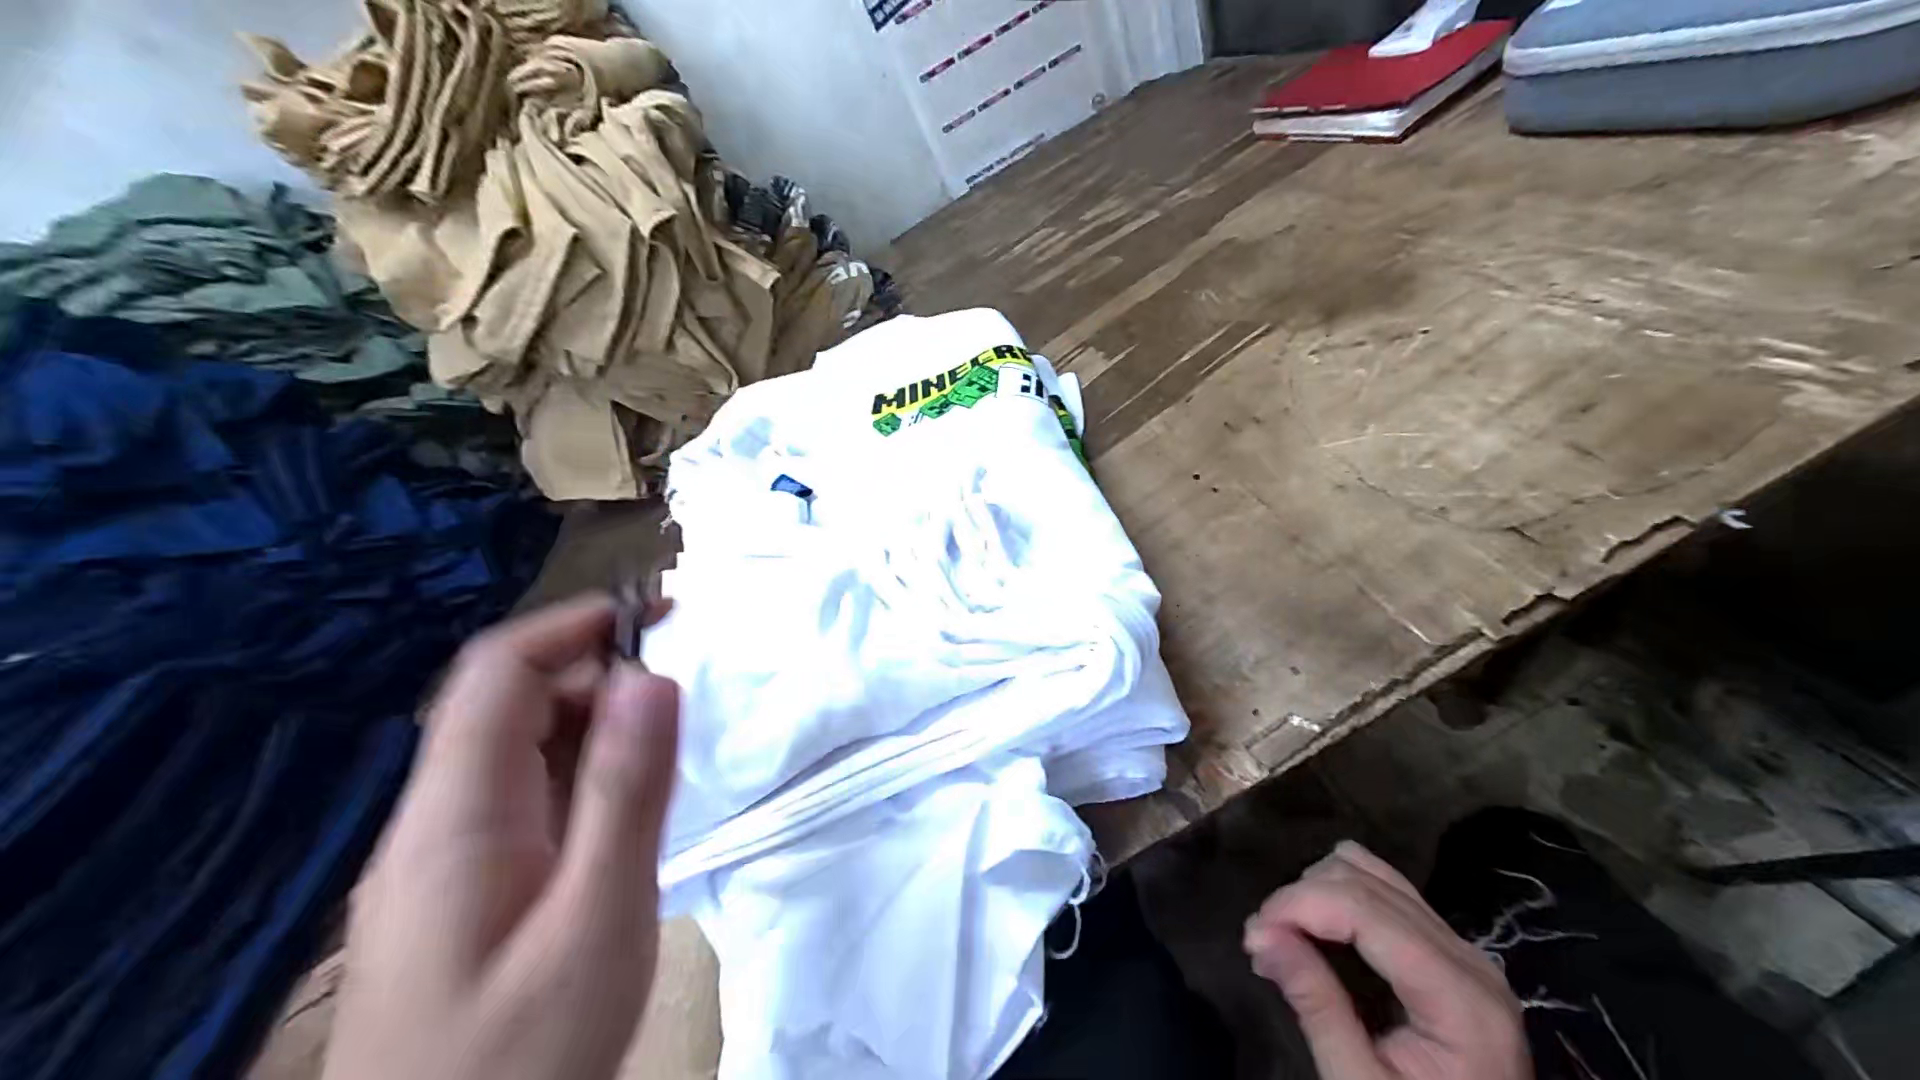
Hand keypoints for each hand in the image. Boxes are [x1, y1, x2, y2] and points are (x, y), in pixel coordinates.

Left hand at [323, 595, 679, 1079]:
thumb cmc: (525, 1056)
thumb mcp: (599, 919)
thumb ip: (626, 794)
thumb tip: (653, 678)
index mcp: (456, 816)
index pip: (500, 673)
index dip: (575, 626)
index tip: (659, 616)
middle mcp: (436, 819)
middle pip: (510, 704)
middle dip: (597, 678)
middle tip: (679, 707)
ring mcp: (445, 854)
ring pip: (521, 748)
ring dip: (595, 727)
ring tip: (663, 760)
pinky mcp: (466, 882)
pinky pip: (525, 794)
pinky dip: (582, 773)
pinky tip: (623, 811)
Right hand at [1243, 842, 1529, 1079]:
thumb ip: (1317, 1006)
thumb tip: (1259, 933)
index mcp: (1460, 998)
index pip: (1365, 909)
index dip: (1299, 905)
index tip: (1252, 935)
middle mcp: (1468, 957)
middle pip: (1364, 883)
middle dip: (1300, 898)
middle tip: (1261, 940)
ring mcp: (1463, 948)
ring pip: (1371, 872)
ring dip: (1317, 889)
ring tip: (1287, 932)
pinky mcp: (1449, 947)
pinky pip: (1385, 886)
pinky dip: (1339, 890)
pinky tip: (1319, 922)